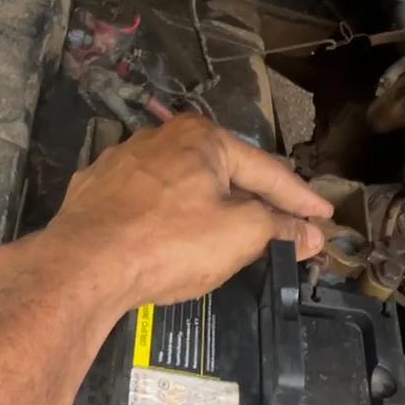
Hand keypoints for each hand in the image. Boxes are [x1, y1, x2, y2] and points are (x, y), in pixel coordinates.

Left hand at [40, 115, 331, 307]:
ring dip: (212, 206)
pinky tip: (175, 233)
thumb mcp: (239, 235)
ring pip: (184, 184)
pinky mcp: (97, 189)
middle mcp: (162, 138)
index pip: (267, 170)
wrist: (82, 266)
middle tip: (286, 224)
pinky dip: (171, 214)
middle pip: (224, 173)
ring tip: (234, 230)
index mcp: (202, 138)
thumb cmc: (167, 244)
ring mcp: (124, 162)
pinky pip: (149, 199)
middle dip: (256, 200)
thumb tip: (310, 234)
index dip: (300, 199)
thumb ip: (279, 228)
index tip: (323, 217)